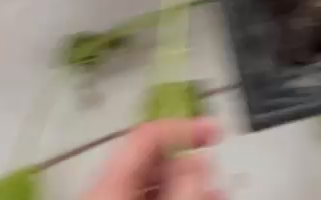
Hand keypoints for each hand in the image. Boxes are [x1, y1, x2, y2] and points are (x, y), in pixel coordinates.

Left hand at [80, 119, 221, 199]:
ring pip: (153, 186)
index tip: (215, 134)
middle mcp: (103, 192)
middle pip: (152, 162)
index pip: (148, 136)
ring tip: (216, 196)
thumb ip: (183, 188)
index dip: (184, 127)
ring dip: (187, 187)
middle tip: (217, 181)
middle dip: (191, 166)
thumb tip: (197, 161)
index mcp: (109, 185)